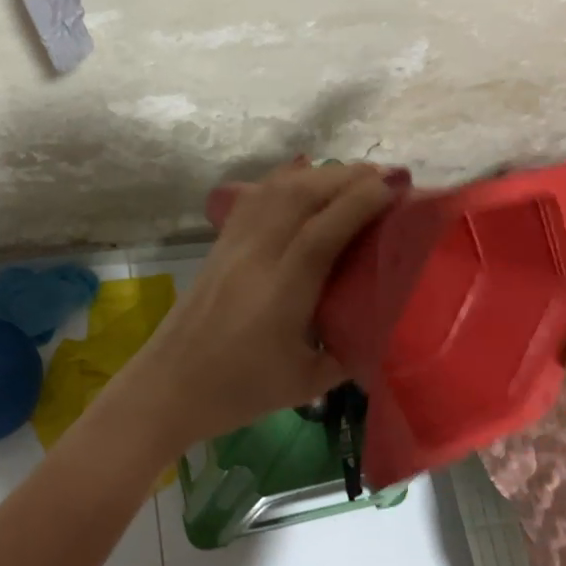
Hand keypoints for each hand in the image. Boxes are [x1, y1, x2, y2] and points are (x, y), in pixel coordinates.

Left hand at [108, 159, 395, 454]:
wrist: (168, 387)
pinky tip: (303, 174)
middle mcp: (254, 257)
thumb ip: (350, 350)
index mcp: (281, 293)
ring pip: (275, 191)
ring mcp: (231, 246)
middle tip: (387, 177)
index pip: (323, 230)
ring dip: (318, 175)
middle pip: (300, 196)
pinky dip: (284, 180)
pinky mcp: (218, 246)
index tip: (397, 187)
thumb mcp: (307, 382)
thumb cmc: (238, 391)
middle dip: (347, 178)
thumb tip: (387, 324)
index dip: (361, 202)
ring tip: (354, 177)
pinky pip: (254, 199)